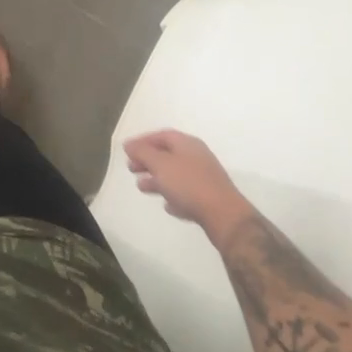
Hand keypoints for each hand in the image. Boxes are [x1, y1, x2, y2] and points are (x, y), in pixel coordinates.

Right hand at [123, 130, 253, 241]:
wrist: (224, 215)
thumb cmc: (188, 184)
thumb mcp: (160, 164)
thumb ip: (142, 152)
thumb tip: (129, 144)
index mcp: (187, 144)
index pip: (161, 135)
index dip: (142, 141)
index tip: (127, 151)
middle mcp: (197, 156)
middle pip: (167, 154)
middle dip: (148, 161)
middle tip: (131, 168)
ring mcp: (205, 177)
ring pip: (175, 174)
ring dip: (157, 179)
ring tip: (142, 187)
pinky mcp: (209, 198)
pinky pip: (186, 193)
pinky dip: (173, 195)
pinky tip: (167, 205)